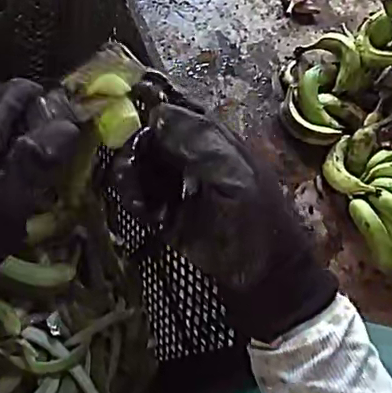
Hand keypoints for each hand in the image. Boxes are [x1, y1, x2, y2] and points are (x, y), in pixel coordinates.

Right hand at [111, 103, 335, 342]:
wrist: (265, 281)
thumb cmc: (256, 223)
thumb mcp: (234, 178)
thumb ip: (199, 143)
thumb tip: (157, 112)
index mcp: (213, 139)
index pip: (172, 112)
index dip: (147, 113)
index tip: (126, 124)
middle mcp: (191, 156)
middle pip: (149, 138)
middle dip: (135, 149)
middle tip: (128, 166)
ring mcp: (178, 186)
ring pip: (140, 167)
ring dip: (131, 176)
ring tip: (135, 194)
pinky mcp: (166, 214)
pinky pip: (140, 198)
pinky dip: (133, 199)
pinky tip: (140, 209)